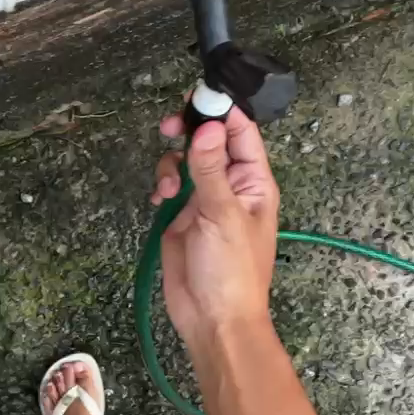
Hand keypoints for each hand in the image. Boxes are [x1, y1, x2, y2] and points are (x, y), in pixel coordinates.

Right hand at [151, 105, 279, 343]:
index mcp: (254, 182)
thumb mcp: (222, 215)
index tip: (196, 96)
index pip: (240, 132)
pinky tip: (159, 200)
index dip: (220, 111)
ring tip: (167, 188)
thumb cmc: (231, 271)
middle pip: (209, 141)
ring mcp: (204, 201)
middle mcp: (230, 186)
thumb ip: (211, 169)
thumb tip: (208, 126)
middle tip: (170, 126)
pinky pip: (169, 186)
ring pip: (185, 161)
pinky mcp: (181, 217)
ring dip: (172, 164)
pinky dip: (161, 185)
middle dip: (189, 131)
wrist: (212, 318)